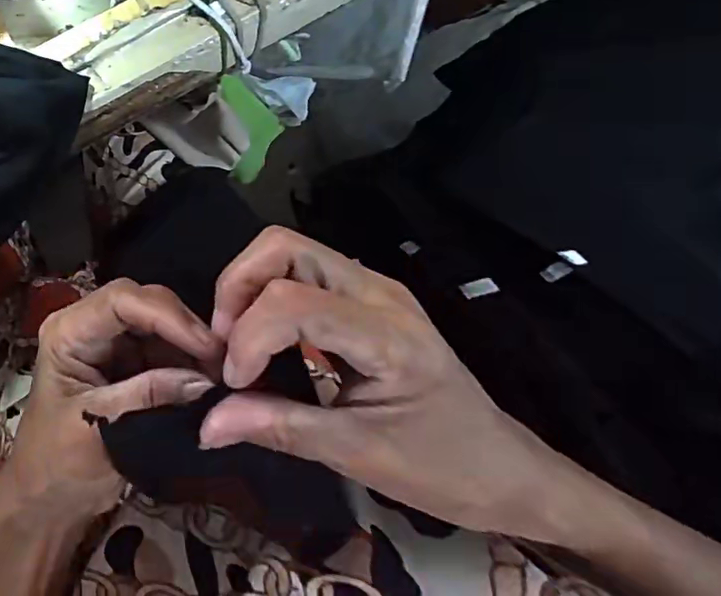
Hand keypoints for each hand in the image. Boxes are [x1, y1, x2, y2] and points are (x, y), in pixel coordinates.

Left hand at [0, 278, 223, 525]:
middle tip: (226, 362)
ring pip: (157, 323)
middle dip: (184, 327)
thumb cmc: (59, 462)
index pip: (119, 301)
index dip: (166, 316)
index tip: (209, 347)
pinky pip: (163, 348)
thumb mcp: (100, 428)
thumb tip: (204, 380)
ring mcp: (108, 342)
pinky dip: (188, 360)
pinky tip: (212, 380)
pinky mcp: (127, 363)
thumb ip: (147, 396)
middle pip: (141, 303)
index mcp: (67, 331)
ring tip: (225, 374)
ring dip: (191, 344)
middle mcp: (87, 325)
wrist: (48, 497)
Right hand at [199, 227, 582, 542]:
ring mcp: (370, 286)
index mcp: (388, 335)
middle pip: (281, 247)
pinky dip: (264, 292)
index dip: (247, 337)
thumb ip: (280, 428)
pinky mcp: (360, 293)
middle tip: (225, 338)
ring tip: (237, 336)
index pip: (291, 304)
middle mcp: (377, 292)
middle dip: (237, 286)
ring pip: (284, 249)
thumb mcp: (361, 456)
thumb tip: (208, 425)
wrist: (512, 473)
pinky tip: (264, 336)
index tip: (233, 383)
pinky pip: (296, 269)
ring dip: (247, 285)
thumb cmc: (447, 469)